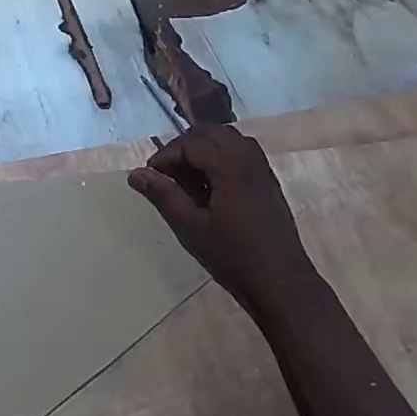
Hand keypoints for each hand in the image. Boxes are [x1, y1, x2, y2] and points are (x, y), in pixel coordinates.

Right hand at [128, 126, 320, 309]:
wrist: (281, 283)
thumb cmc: (233, 257)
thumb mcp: (191, 228)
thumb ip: (164, 196)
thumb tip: (135, 174)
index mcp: (230, 166)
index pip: (191, 144)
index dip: (166, 155)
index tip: (150, 176)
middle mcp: (249, 158)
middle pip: (211, 133)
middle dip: (184, 147)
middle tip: (166, 173)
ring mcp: (262, 168)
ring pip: (228, 139)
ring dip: (205, 149)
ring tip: (187, 177)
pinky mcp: (268, 180)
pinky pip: (243, 151)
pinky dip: (222, 156)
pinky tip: (211, 184)